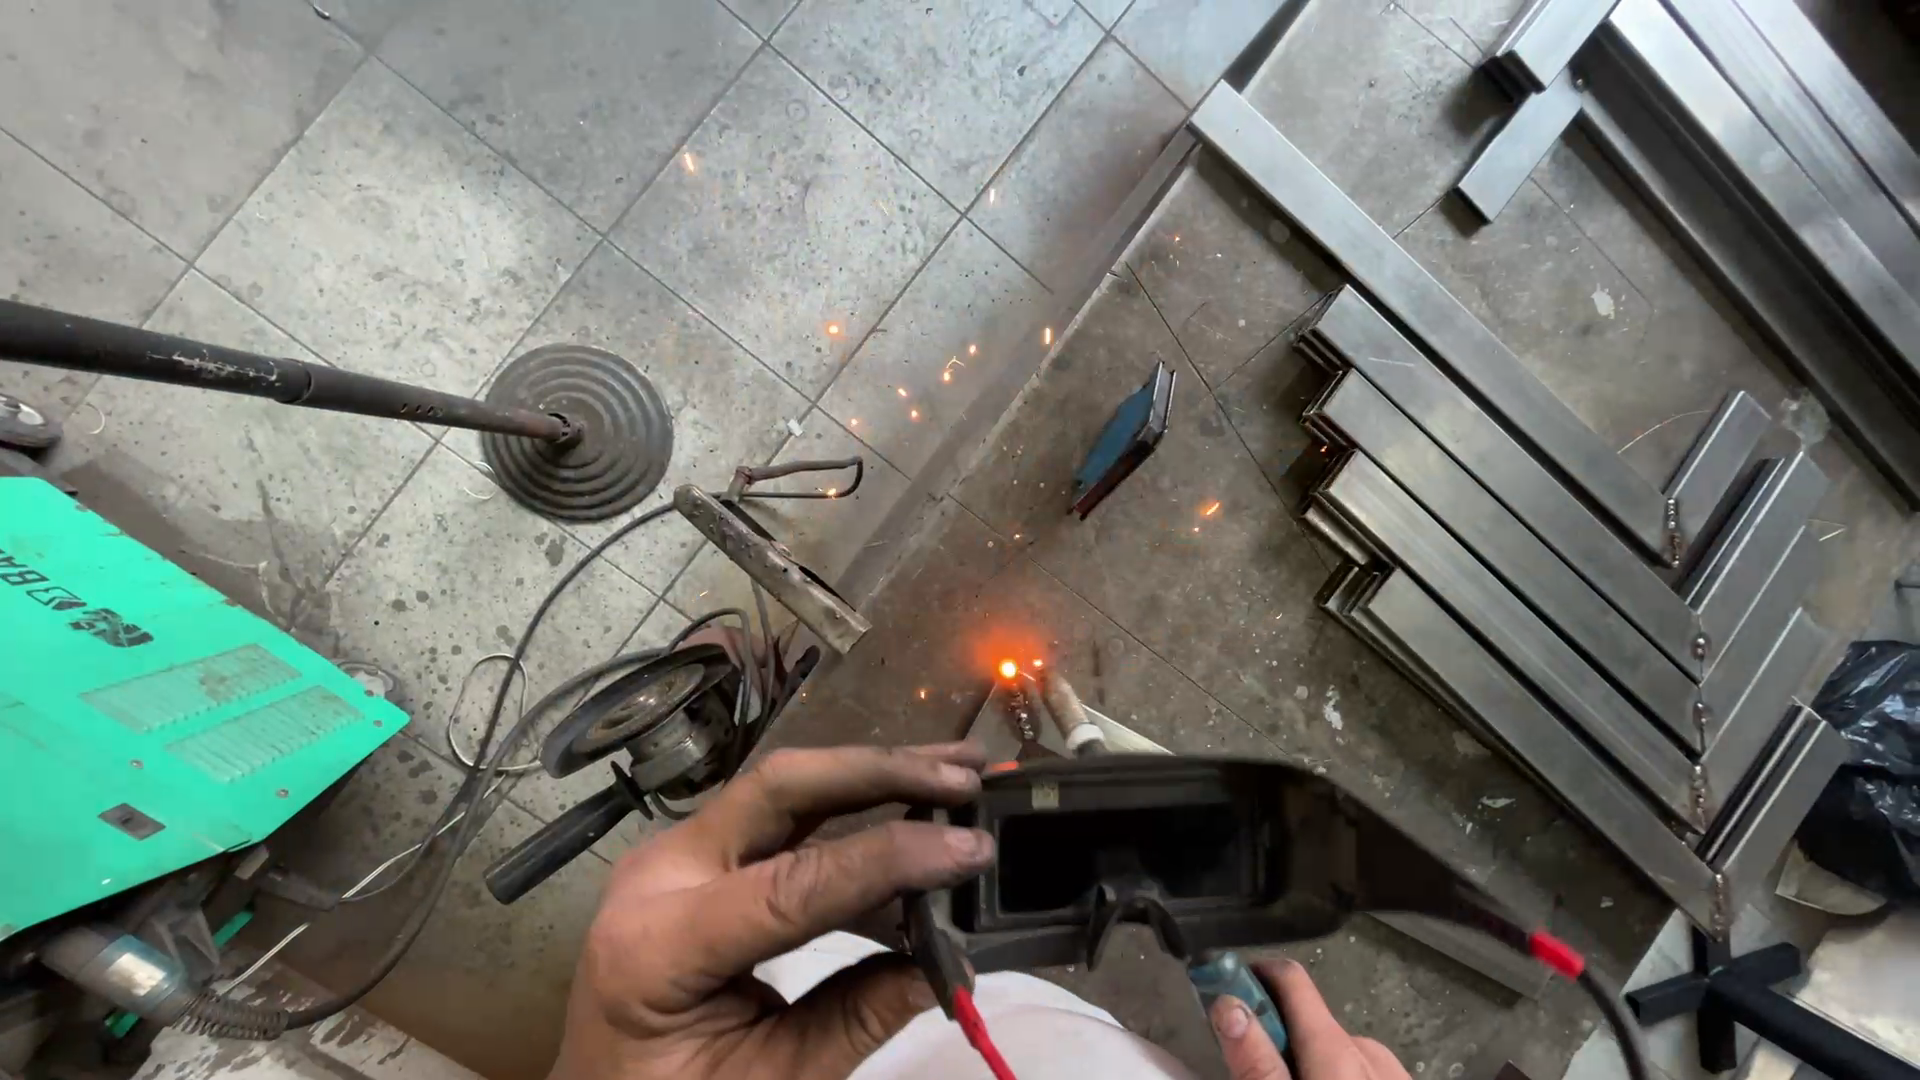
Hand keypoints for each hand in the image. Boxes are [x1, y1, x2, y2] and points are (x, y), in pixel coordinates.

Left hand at [549, 743, 994, 1079]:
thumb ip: (857, 1017)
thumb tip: (951, 960)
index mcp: (657, 946)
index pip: (792, 885)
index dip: (891, 859)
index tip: (973, 847)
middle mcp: (660, 872)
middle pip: (782, 787)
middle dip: (881, 771)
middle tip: (963, 774)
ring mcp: (677, 852)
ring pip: (787, 785)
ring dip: (875, 774)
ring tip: (956, 771)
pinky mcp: (702, 851)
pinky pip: (784, 815)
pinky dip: (853, 809)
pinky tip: (909, 813)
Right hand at [1210, 958, 1410, 1079]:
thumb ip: (1256, 1063)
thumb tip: (1227, 1003)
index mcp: (1338, 1050)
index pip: (1289, 976)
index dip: (1252, 978)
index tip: (1227, 1000)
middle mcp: (1373, 1053)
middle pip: (1312, 1021)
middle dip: (1284, 1040)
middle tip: (1266, 1076)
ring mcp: (1400, 1076)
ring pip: (1343, 1053)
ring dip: (1318, 1067)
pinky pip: (1371, 1075)